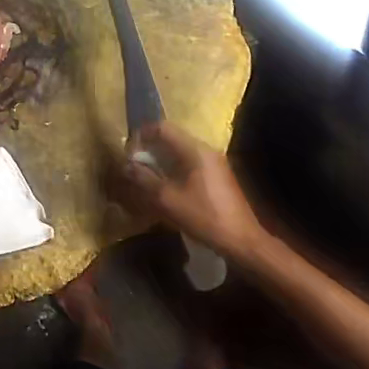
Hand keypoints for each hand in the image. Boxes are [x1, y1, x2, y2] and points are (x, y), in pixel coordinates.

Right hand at [124, 122, 266, 259]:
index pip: (162, 128)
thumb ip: (144, 179)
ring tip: (147, 178)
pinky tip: (167, 188)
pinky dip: (173, 169)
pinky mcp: (218, 176)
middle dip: (149, 149)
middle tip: (135, 167)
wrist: (243, 241)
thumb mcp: (168, 200)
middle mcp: (206, 150)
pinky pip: (189, 163)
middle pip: (171, 138)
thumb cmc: (204, 217)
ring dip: (160, 161)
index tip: (129, 155)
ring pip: (179, 151)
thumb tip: (126, 165)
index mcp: (195, 150)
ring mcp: (214, 163)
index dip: (141, 136)